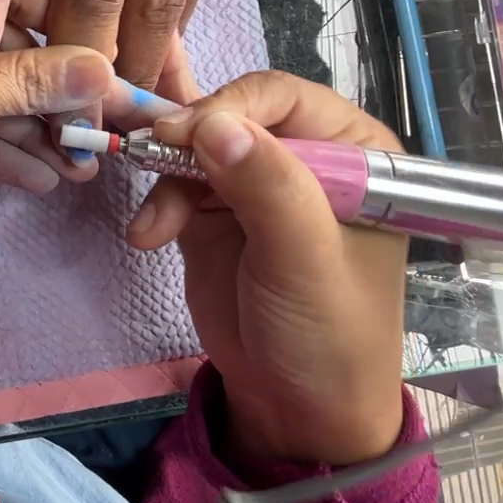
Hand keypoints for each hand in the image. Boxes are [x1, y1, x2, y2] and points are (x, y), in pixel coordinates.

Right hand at [129, 72, 408, 465]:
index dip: (231, 105)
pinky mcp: (214, 209)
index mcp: (354, 155)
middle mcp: (304, 157)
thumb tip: (213, 124)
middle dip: (188, 138)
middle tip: (150, 157)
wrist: (290, 404)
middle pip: (231, 113)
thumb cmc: (325, 335)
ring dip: (165, 178)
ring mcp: (254, 182)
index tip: (182, 134)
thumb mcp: (304, 262)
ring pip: (194, 145)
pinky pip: (174, 181)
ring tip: (153, 227)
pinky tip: (148, 237)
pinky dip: (156, 205)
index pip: (285, 98)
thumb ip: (268, 189)